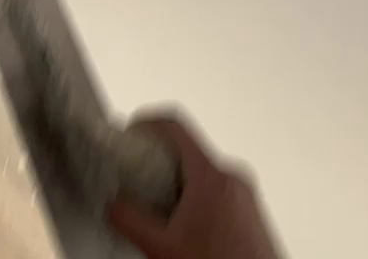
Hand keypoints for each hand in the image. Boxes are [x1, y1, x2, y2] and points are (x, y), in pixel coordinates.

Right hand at [108, 113, 282, 258]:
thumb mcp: (161, 248)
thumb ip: (128, 218)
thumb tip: (113, 204)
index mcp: (212, 176)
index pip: (173, 125)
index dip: (145, 122)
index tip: (130, 134)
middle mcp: (234, 179)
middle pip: (186, 149)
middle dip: (158, 161)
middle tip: (139, 180)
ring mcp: (247, 196)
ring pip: (201, 170)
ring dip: (177, 182)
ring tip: (162, 211)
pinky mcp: (253, 213)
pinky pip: (216, 188)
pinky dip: (195, 196)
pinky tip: (185, 226)